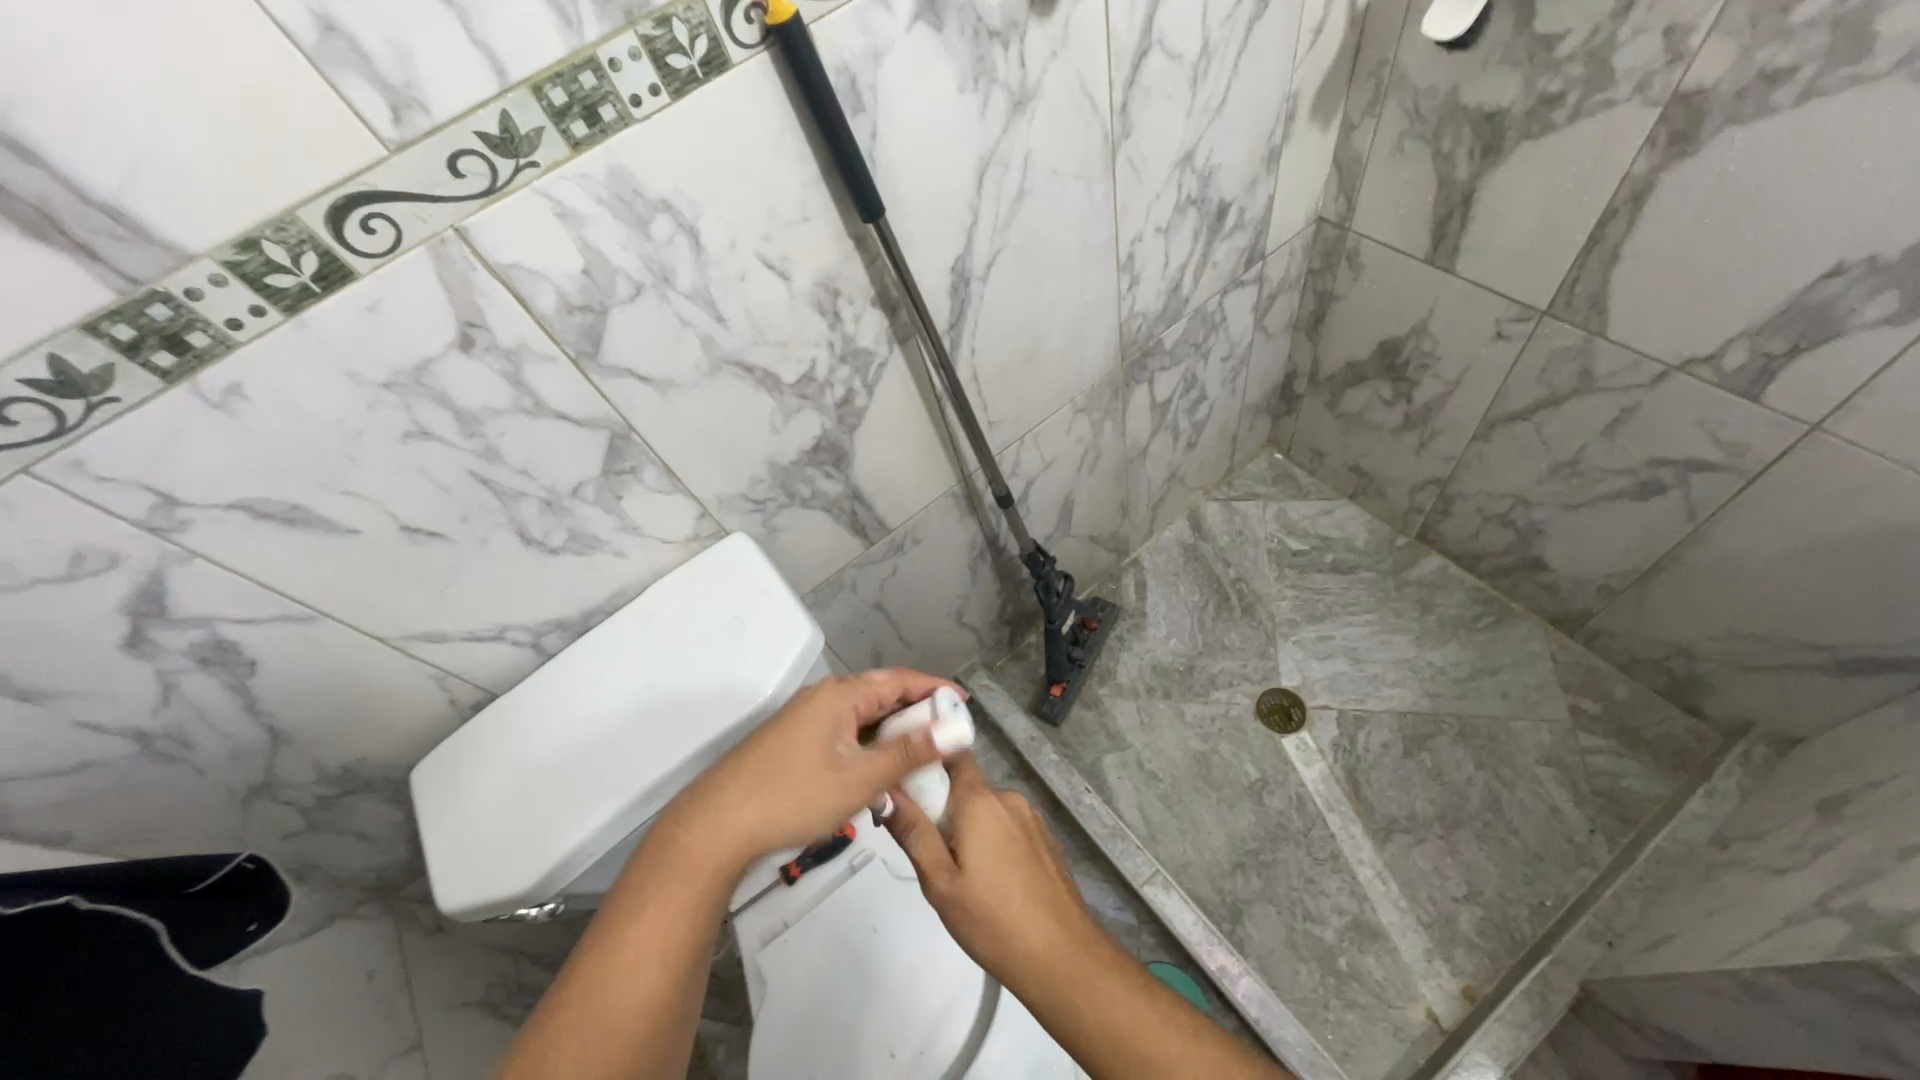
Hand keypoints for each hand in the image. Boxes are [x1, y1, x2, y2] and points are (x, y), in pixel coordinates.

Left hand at [667, 668, 960, 865]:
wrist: (716, 826)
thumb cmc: (793, 797)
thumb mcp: (860, 779)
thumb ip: (910, 753)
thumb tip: (958, 729)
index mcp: (841, 696)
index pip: (900, 680)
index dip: (936, 689)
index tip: (966, 705)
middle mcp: (823, 699)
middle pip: (881, 697)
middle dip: (918, 715)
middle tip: (950, 739)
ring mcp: (805, 721)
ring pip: (862, 720)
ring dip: (893, 737)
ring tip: (923, 760)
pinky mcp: (794, 744)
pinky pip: (845, 737)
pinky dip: (869, 750)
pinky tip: (881, 776)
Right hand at [883, 753, 1106, 992]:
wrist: (1063, 956)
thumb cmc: (992, 921)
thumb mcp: (939, 882)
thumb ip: (913, 832)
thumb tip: (885, 792)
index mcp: (981, 801)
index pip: (952, 756)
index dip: (927, 766)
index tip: (906, 792)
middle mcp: (1009, 798)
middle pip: (967, 788)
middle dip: (945, 811)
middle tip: (930, 857)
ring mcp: (1032, 820)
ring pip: (988, 812)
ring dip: (970, 831)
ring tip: (961, 878)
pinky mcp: (1046, 841)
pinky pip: (1009, 829)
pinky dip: (994, 844)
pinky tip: (992, 884)